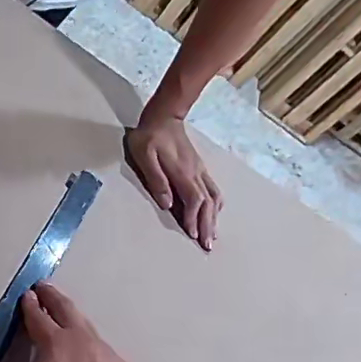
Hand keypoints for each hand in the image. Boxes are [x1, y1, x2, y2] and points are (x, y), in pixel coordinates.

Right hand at [0, 283, 156, 361]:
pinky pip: (96, 337)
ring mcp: (100, 348)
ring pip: (82, 320)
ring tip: (65, 307)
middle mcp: (78, 339)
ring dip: (70, 310)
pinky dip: (86, 331)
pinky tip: (88, 342)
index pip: (38, 317)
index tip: (26, 294)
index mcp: (54, 343)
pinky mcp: (115, 361)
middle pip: (64, 309)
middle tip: (44, 286)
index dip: (30, 305)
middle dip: (52, 297)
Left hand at [124, 111, 221, 250]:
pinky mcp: (199, 168)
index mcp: (183, 173)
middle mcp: (196, 173)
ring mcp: (200, 170)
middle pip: (208, 204)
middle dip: (208, 225)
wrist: (164, 115)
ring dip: (214, 217)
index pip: (194, 201)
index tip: (192, 236)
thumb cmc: (149, 136)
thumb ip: (156, 180)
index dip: (194, 220)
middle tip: (208, 246)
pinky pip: (213, 190)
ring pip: (214, 197)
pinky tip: (214, 213)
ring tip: (212, 235)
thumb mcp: (145, 156)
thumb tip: (166, 204)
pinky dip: (215, 205)